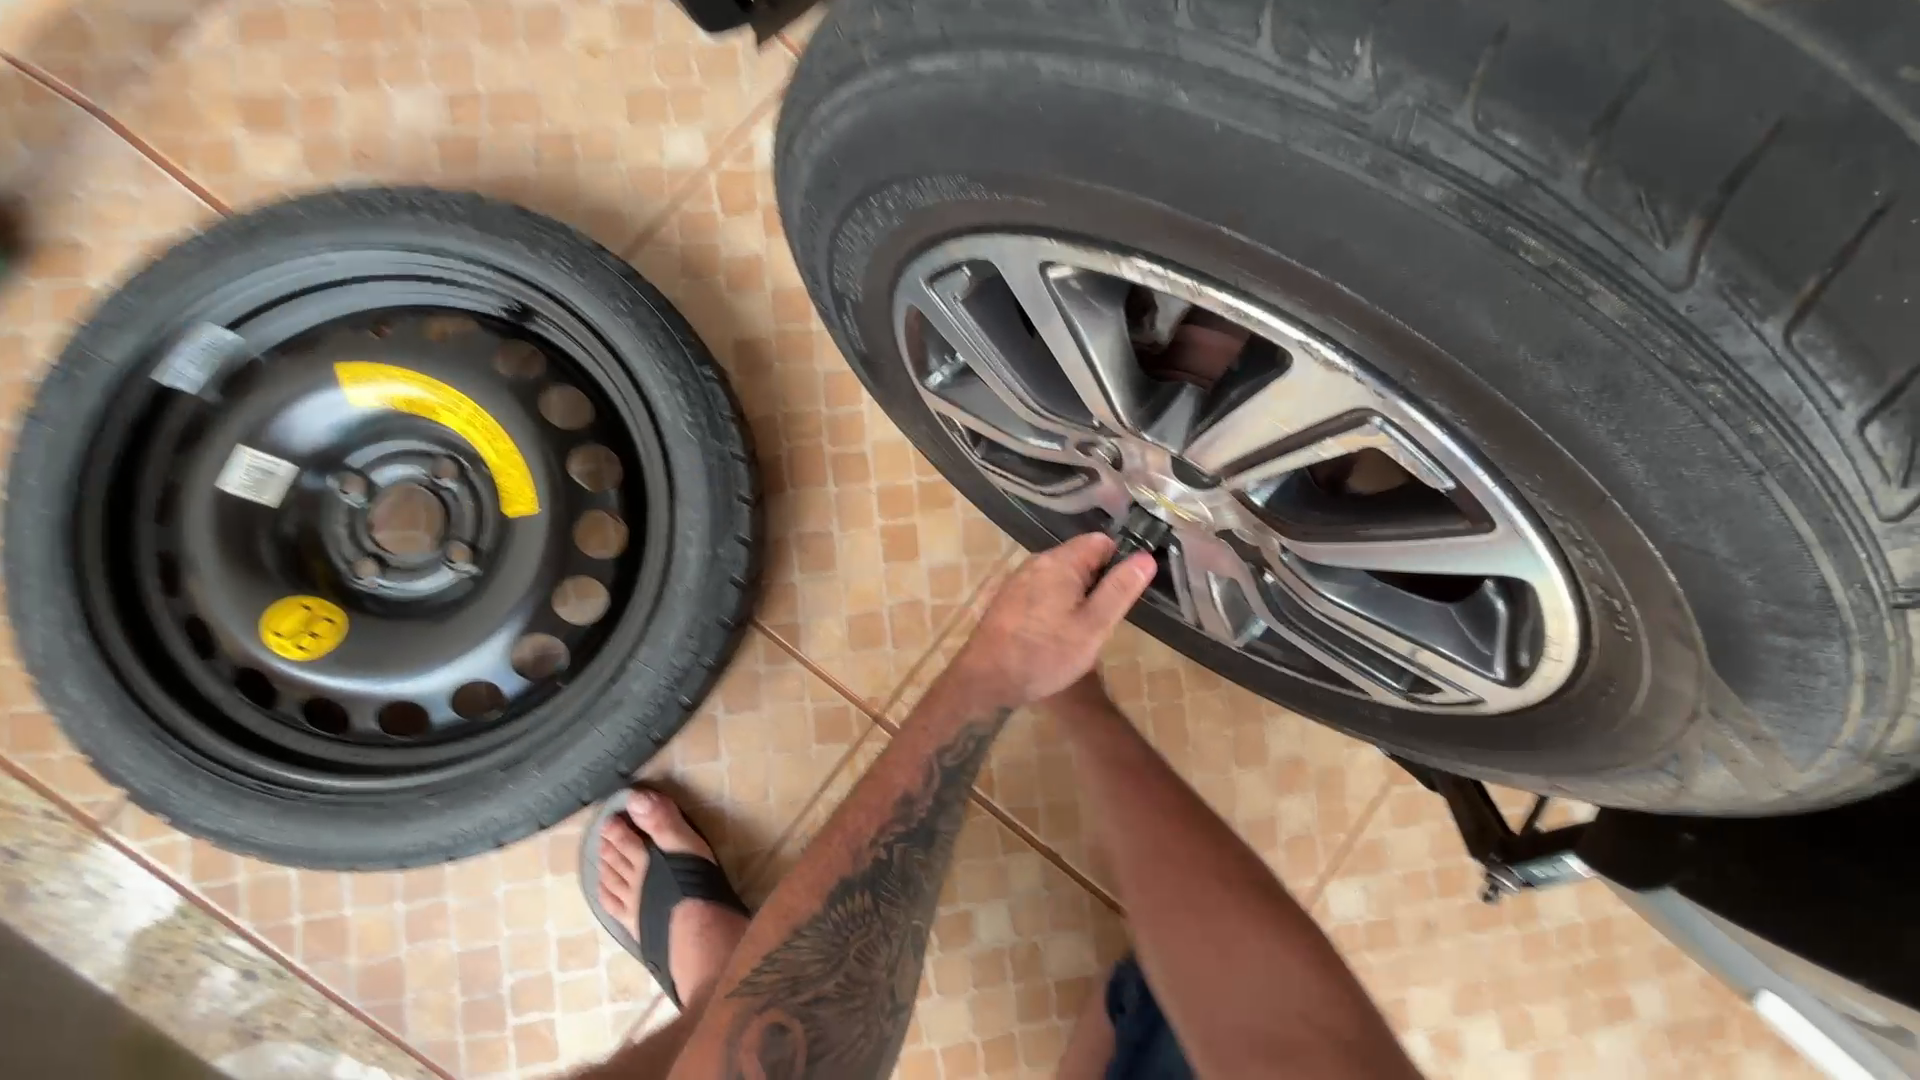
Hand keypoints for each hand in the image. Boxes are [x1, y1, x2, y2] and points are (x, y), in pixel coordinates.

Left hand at [949, 533, 1155, 707]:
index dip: (1121, 561)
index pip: (1101, 541)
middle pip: (1080, 559)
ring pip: (1062, 577)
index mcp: (1059, 561)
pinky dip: (1056, 606)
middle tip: (1104, 620)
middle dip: (1098, 583)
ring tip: (1083, 631)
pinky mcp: (1009, 599)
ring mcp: (1019, 580)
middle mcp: (1036, 562)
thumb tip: (1145, 557)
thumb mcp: (1093, 626)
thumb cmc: (1044, 654)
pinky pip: (1043, 591)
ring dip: (1078, 598)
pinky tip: (1056, 635)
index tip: (1128, 591)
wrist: (985, 680)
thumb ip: (1119, 590)